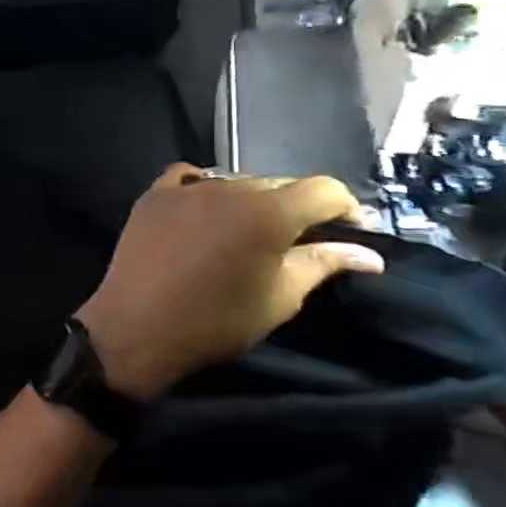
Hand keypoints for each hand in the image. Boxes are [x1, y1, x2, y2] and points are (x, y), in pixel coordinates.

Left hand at [74, 164, 383, 400]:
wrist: (137, 328)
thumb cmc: (216, 322)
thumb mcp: (280, 298)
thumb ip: (323, 264)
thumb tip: (368, 254)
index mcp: (268, 211)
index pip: (323, 189)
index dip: (345, 207)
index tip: (351, 231)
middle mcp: (228, 187)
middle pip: (278, 184)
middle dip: (298, 207)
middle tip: (298, 240)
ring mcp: (186, 188)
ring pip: (235, 182)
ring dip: (251, 201)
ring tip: (247, 233)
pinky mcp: (154, 195)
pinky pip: (187, 178)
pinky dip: (204, 189)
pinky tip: (205, 210)